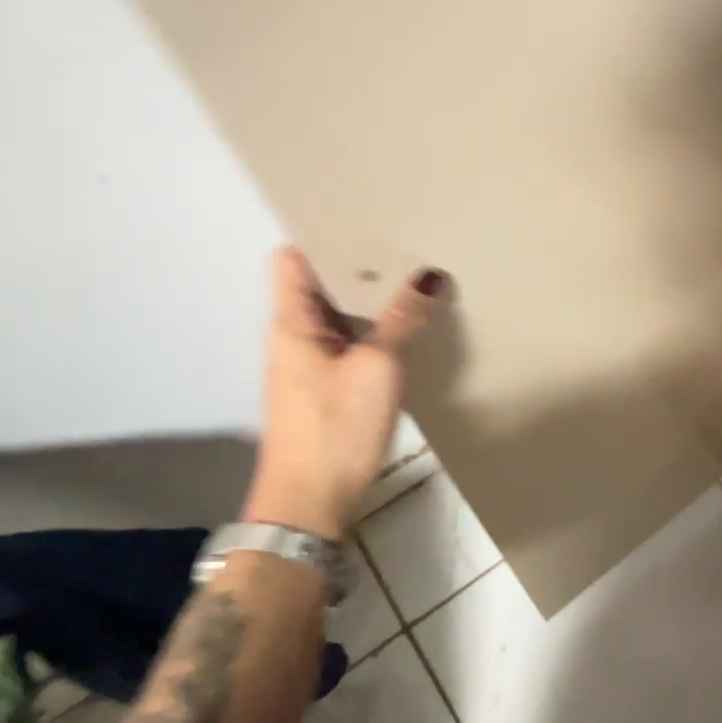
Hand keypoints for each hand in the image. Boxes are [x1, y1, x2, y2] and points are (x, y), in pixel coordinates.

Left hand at [243, 248, 449, 539]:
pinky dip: (376, 327)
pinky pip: (352, 340)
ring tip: (415, 276)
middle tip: (406, 242)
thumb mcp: (377, 367)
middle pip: (321, 282)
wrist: (309, 502)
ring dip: (372, 297)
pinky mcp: (327, 386)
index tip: (363, 219)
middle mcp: (295, 335)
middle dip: (359, 263)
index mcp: (292, 322)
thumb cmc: (335, 428)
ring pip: (341, 313)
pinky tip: (410, 326)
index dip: (321, 235)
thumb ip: (403, 320)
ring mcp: (310, 362)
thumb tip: (429, 277)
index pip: (293, 258)